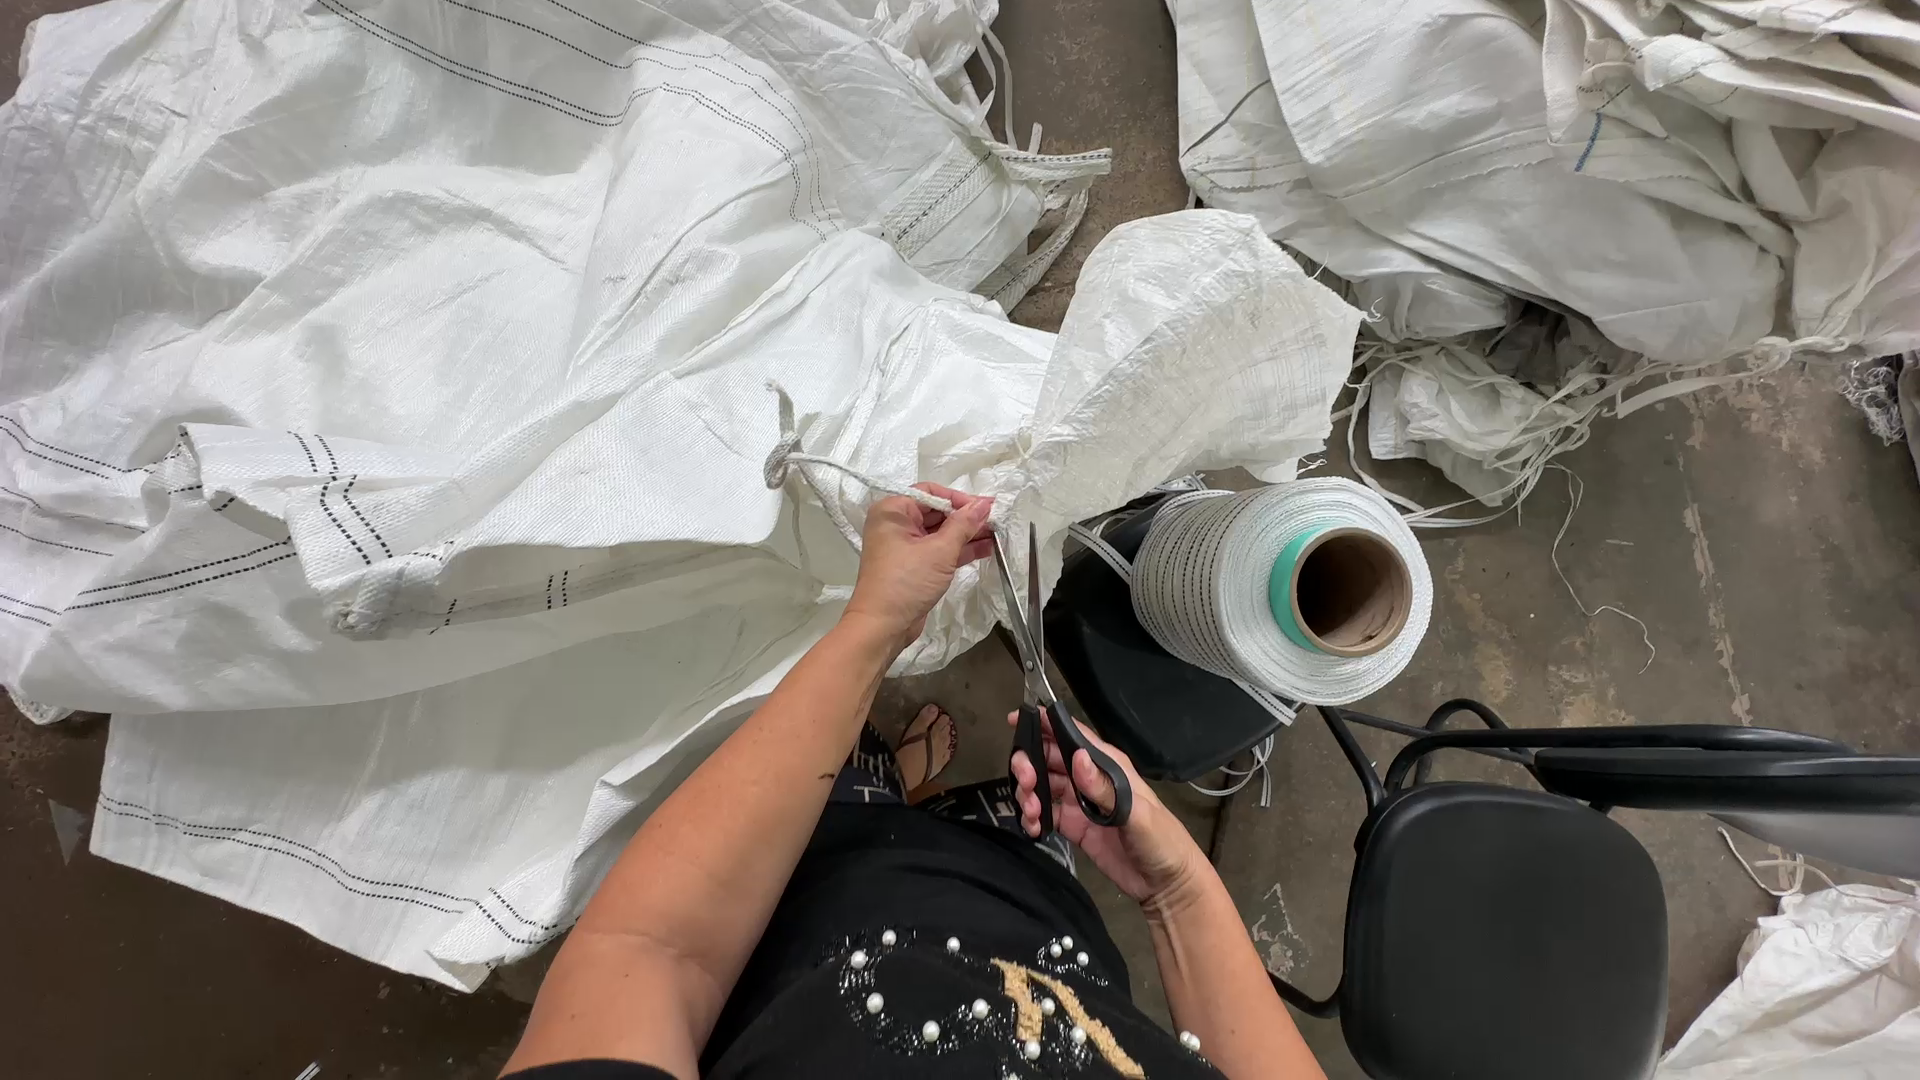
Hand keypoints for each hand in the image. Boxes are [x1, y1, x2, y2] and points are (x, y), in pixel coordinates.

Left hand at [844, 483, 994, 647]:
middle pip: (937, 512)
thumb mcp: (939, 550)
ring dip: (967, 534)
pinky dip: (959, 550)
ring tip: (996, 535)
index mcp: (893, 511)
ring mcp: (904, 546)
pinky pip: (939, 551)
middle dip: (966, 518)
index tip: (985, 507)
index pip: (931, 492)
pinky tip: (985, 549)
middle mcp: (896, 524)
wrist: (883, 625)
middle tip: (996, 521)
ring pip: (940, 533)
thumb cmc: (907, 581)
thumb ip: (964, 525)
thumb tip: (983, 504)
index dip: (959, 498)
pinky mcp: (914, 566)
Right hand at [1009, 710, 1208, 905]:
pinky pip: (1045, 814)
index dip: (1045, 724)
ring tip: (1031, 811)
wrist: (1167, 884)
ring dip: (1029, 793)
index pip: (1072, 735)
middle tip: (1026, 781)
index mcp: (1107, 764)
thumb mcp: (1137, 813)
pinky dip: (1033, 818)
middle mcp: (1089, 778)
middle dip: (1029, 763)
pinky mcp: (1073, 826)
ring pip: (1043, 785)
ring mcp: (1079, 802)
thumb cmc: (1161, 839)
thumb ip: (1105, 788)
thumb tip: (1077, 757)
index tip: (1015, 720)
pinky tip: (1033, 827)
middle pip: (1049, 758)